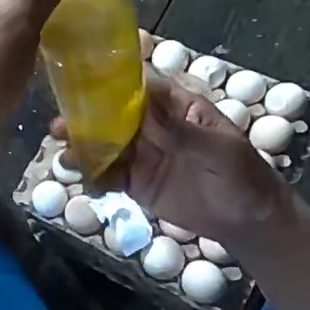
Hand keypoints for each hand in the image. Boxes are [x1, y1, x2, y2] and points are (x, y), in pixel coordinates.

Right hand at [53, 74, 291, 242]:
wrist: (248, 221)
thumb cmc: (242, 175)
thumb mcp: (220, 150)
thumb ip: (182, 133)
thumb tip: (148, 112)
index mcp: (174, 107)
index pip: (138, 90)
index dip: (109, 88)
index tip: (81, 90)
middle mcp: (152, 126)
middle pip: (112, 117)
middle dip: (85, 120)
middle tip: (60, 127)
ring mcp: (141, 154)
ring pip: (105, 145)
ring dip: (83, 148)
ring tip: (65, 156)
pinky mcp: (135, 182)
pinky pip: (109, 175)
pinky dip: (93, 176)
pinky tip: (83, 179)